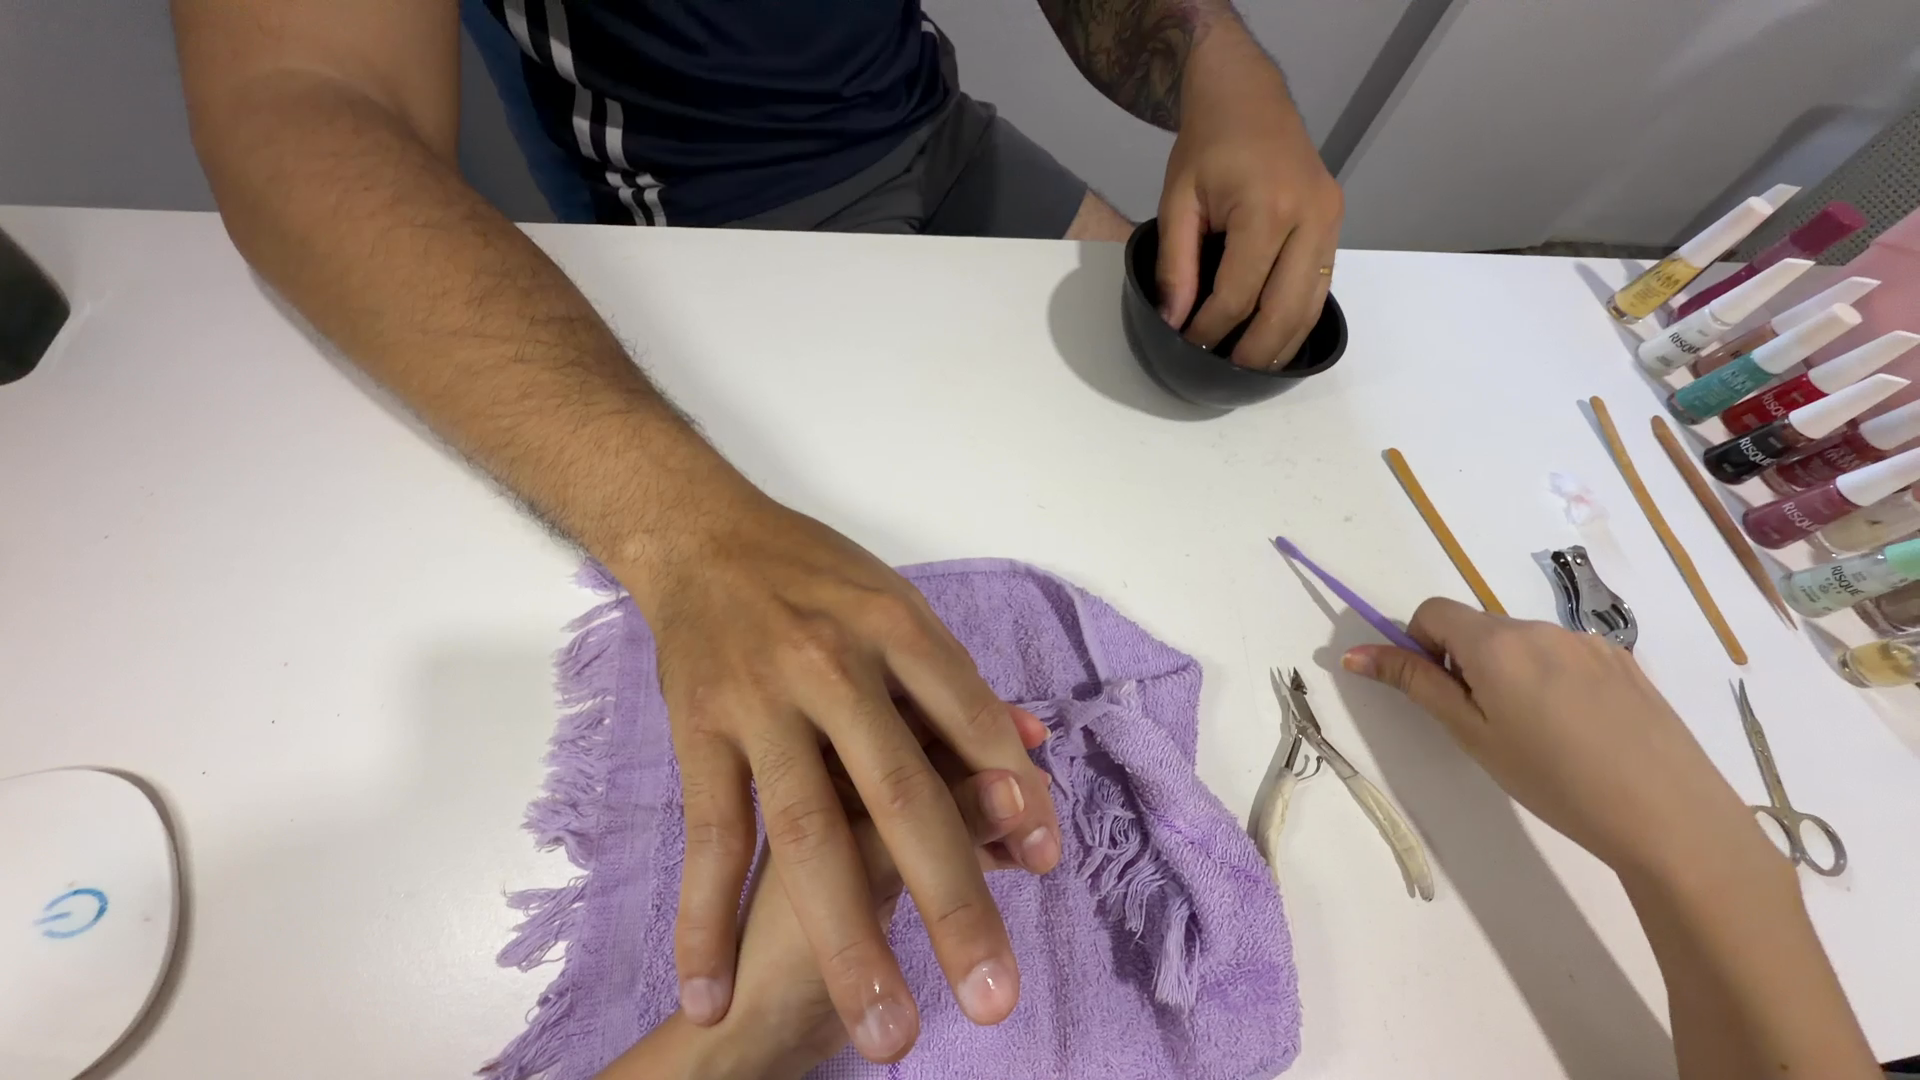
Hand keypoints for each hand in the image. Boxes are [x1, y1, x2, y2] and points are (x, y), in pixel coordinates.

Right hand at [618, 486, 1060, 1062]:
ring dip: (848, 941)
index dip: (1014, 791)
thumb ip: (955, 680)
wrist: (706, 540)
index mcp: (896, 628)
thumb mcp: (899, 605)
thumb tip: (1026, 744)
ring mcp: (761, 704)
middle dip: (955, 899)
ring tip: (888, 1031)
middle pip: (904, 794)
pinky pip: (709, 836)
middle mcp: (833, 666)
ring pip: (808, 835)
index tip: (1047, 862)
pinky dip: (704, 919)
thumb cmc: (817, 575)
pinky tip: (712, 993)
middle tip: (996, 995)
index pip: (971, 719)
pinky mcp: (699, 732)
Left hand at [1156, 20, 1343, 371]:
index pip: (1239, 295)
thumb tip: (1174, 321)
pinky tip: (1273, 339)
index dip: (1211, 329)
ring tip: (1250, 369)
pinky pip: (1320, 287)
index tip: (1188, 345)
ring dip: (1282, 344)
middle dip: (1254, 352)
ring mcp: (1331, 221)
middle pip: (1286, 310)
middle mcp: (1311, 217)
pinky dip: (1296, 319)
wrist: (1248, 97)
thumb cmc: (1207, 146)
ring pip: (1311, 305)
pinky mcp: (1335, 224)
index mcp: (1268, 208)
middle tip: (1225, 376)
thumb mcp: (1177, 202)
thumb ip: (1175, 266)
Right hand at [1341, 599, 1759, 878]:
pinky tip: (1576, 729)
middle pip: (1477, 627)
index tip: (1438, 693)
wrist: (1672, 819)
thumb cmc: (1552, 779)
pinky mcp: (1624, 663)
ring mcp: (1588, 643)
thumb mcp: (1470, 732)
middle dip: (1463, 661)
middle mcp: (1540, 628)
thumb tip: (1354, 653)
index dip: (1420, 645)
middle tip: (1483, 722)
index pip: (1432, 612)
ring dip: (1507, 670)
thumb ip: (1414, 683)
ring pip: (1521, 643)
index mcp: (1495, 642)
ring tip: (1535, 732)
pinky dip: (1549, 678)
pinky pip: (1563, 655)